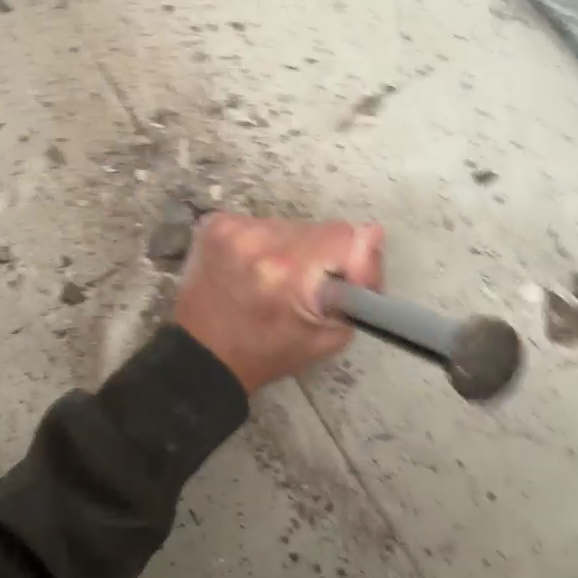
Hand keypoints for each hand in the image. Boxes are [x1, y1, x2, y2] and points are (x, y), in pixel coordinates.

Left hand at [171, 213, 384, 393]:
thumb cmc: (267, 351)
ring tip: (271, 280)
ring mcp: (233, 230)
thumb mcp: (328, 336)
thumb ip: (360, 288)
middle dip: (319, 255)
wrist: (205, 353)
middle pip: (317, 228)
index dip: (354, 258)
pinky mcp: (215, 224)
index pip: (346, 235)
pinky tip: (251, 269)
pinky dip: (262, 244)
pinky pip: (259, 223)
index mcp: (289, 273)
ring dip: (289, 248)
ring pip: (288, 225)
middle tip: (301, 287)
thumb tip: (373, 236)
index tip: (342, 280)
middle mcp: (258, 243)